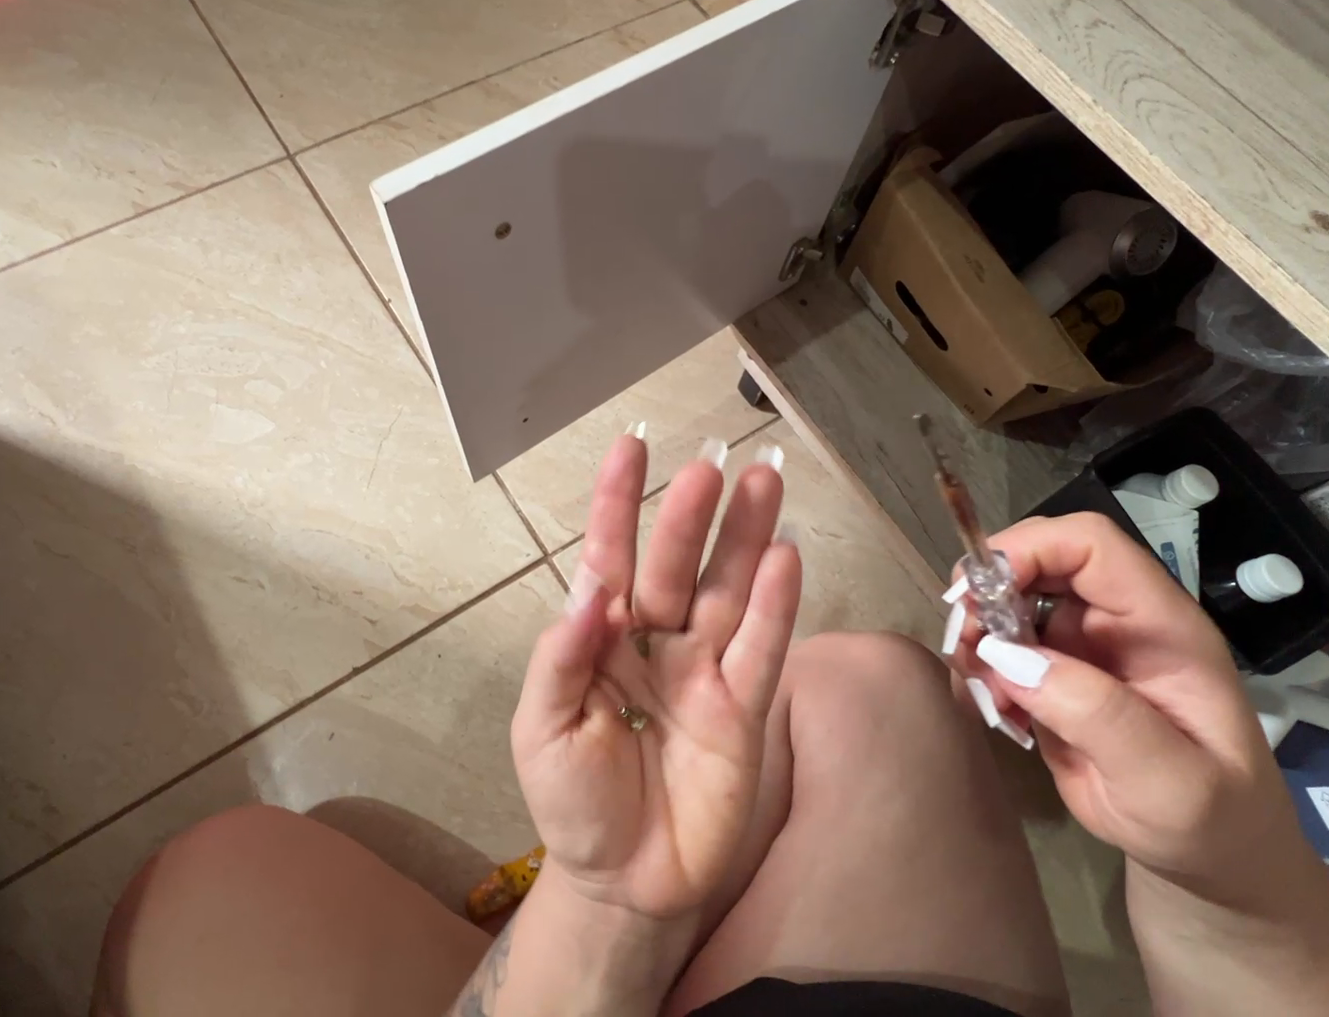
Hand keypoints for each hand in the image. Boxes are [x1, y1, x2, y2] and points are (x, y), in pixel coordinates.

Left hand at [512, 435, 800, 922]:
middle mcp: (655, 644)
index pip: (609, 560)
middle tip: (711, 466)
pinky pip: (760, 652)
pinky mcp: (743, 712)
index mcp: (600, 641)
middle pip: (675, 568)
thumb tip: (587, 593)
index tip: (629, 447)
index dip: (617, 505)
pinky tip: (784, 558)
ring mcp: (703, 674)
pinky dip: (774, 607)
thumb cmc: (573, 801)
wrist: (623, 880)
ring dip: (745, 540)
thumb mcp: (543, 731)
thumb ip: (561, 660)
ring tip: (764, 482)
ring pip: (728, 595)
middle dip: (690, 518)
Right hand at [950, 513, 1312, 901]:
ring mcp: (1085, 644)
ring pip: (1010, 598)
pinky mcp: (1056, 672)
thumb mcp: (1170, 782)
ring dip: (977, 631)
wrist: (1209, 859)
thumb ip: (1098, 716)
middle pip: (1039, 558)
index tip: (977, 594)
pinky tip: (994, 707)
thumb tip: (1007, 656)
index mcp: (1160, 625)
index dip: (1028, 549)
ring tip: (979, 686)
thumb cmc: (1210, 822)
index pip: (1089, 545)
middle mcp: (1118, 620)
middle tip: (960, 642)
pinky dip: (981, 664)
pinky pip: (1001, 643)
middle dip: (987, 588)